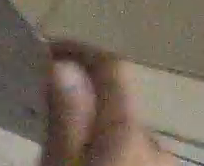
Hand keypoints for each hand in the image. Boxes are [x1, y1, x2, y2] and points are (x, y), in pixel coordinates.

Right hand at [40, 41, 172, 165]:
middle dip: (78, 91)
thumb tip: (61, 63)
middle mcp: (155, 141)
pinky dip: (106, 142)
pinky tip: (86, 158)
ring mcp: (164, 163)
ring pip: (121, 124)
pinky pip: (131, 146)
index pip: (113, 66)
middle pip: (114, 97)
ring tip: (60, 138)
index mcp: (129, 128)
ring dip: (92, 119)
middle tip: (39, 103)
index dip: (77, 48)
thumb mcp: (62, 157)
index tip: (41, 50)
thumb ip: (65, 113)